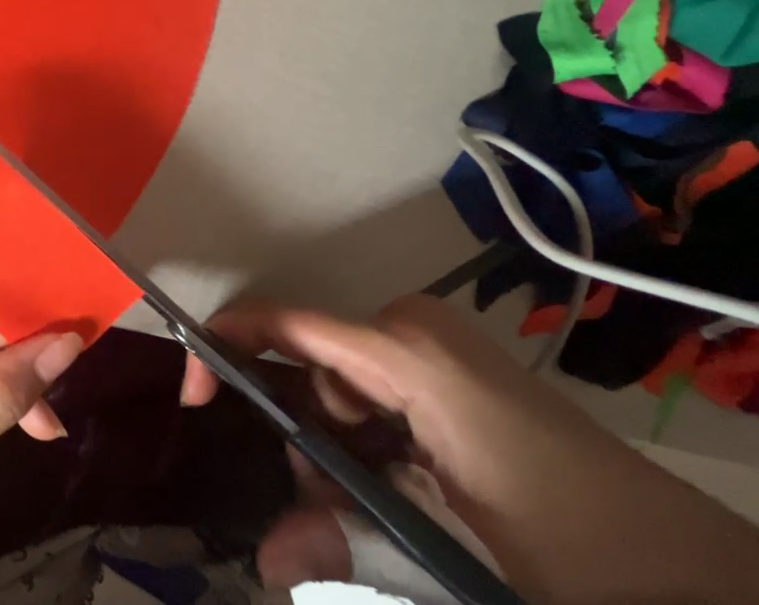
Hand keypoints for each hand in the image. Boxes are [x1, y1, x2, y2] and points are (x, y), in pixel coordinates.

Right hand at [182, 294, 758, 602]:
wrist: (703, 574)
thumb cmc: (583, 552)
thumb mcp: (453, 557)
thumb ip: (351, 551)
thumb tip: (264, 562)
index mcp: (412, 358)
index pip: (282, 322)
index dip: (220, 348)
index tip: (192, 398)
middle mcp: (419, 337)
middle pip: (306, 359)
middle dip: (295, 426)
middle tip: (318, 499)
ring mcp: (441, 356)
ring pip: (338, 381)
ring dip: (331, 446)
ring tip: (362, 509)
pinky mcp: (458, 382)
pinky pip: (375, 394)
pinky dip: (363, 442)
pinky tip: (393, 491)